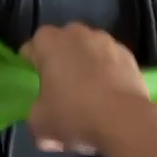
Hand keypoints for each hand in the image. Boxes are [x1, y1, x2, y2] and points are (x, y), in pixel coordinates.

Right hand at [20, 24, 152, 152]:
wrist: (125, 120)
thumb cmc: (75, 114)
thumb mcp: (41, 124)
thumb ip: (34, 117)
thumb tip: (40, 120)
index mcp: (46, 40)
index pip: (30, 51)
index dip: (31, 71)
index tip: (37, 91)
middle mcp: (73, 31)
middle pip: (60, 47)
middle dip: (60, 65)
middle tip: (62, 95)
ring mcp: (102, 38)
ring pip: (87, 51)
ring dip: (85, 66)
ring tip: (91, 97)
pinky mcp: (126, 52)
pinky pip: (110, 61)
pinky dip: (108, 73)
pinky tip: (110, 97)